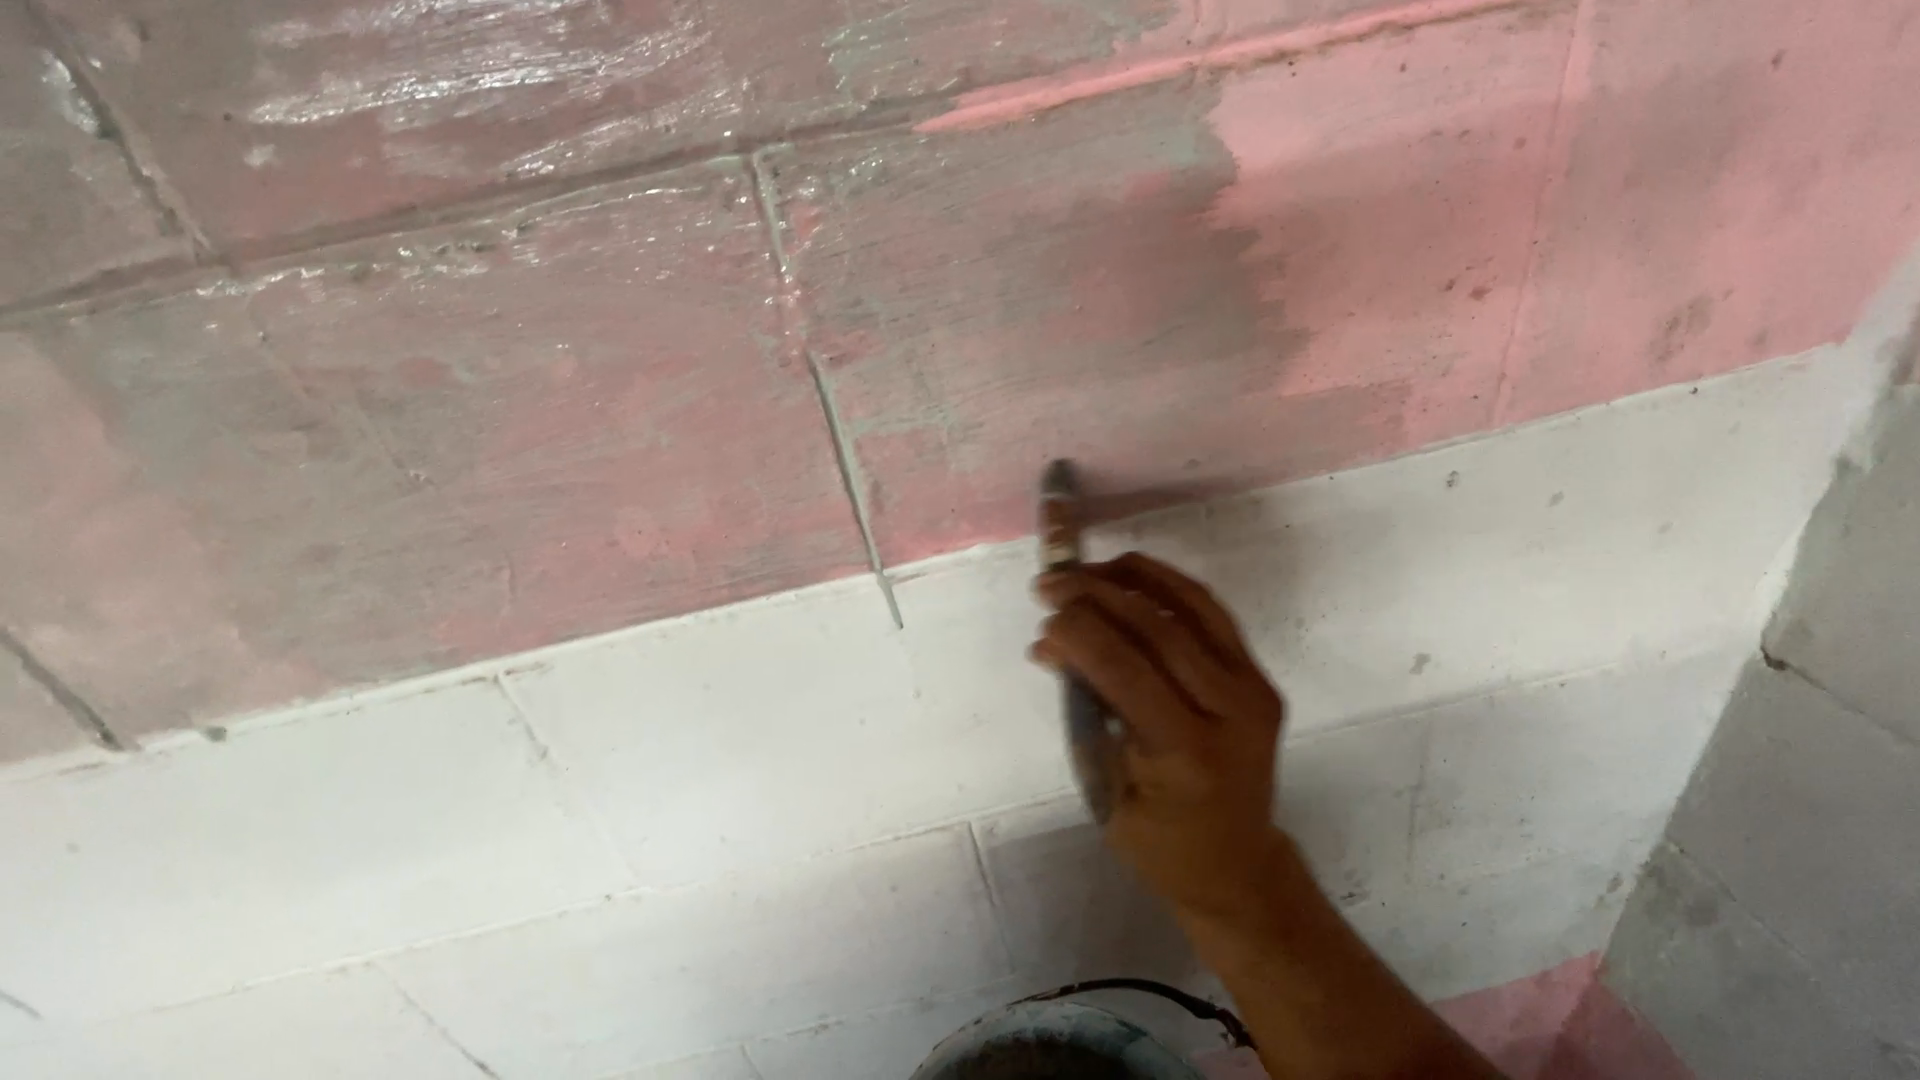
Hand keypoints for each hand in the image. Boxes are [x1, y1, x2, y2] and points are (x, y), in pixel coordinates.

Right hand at [1031, 552, 1293, 924]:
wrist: (1237, 863)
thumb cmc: (1160, 842)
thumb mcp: (1106, 788)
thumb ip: (1085, 712)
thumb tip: (1051, 644)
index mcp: (1188, 753)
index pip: (1128, 670)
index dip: (1081, 634)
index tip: (1044, 619)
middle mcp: (1231, 712)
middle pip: (1158, 630)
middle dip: (1096, 596)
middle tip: (1049, 585)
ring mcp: (1253, 689)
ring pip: (1191, 608)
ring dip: (1132, 578)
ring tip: (1086, 569)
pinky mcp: (1258, 677)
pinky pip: (1211, 615)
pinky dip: (1168, 587)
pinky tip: (1130, 578)